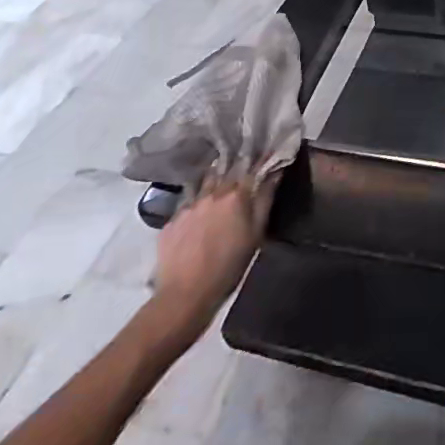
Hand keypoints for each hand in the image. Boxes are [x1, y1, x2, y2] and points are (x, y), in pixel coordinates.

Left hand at [150, 174, 275, 331]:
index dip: (258, 159)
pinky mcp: (171, 220)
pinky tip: (198, 216)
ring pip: (203, 184)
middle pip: (225, 170)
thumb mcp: (255, 235)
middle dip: (235, 164)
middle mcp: (210, 193)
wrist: (185, 295)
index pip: (250, 167)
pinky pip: (187, 204)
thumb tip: (274, 172)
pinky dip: (196, 204)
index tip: (265, 150)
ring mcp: (188, 205)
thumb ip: (264, 201)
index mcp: (235, 195)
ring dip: (213, 180)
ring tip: (219, 182)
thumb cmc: (229, 268)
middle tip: (242, 161)